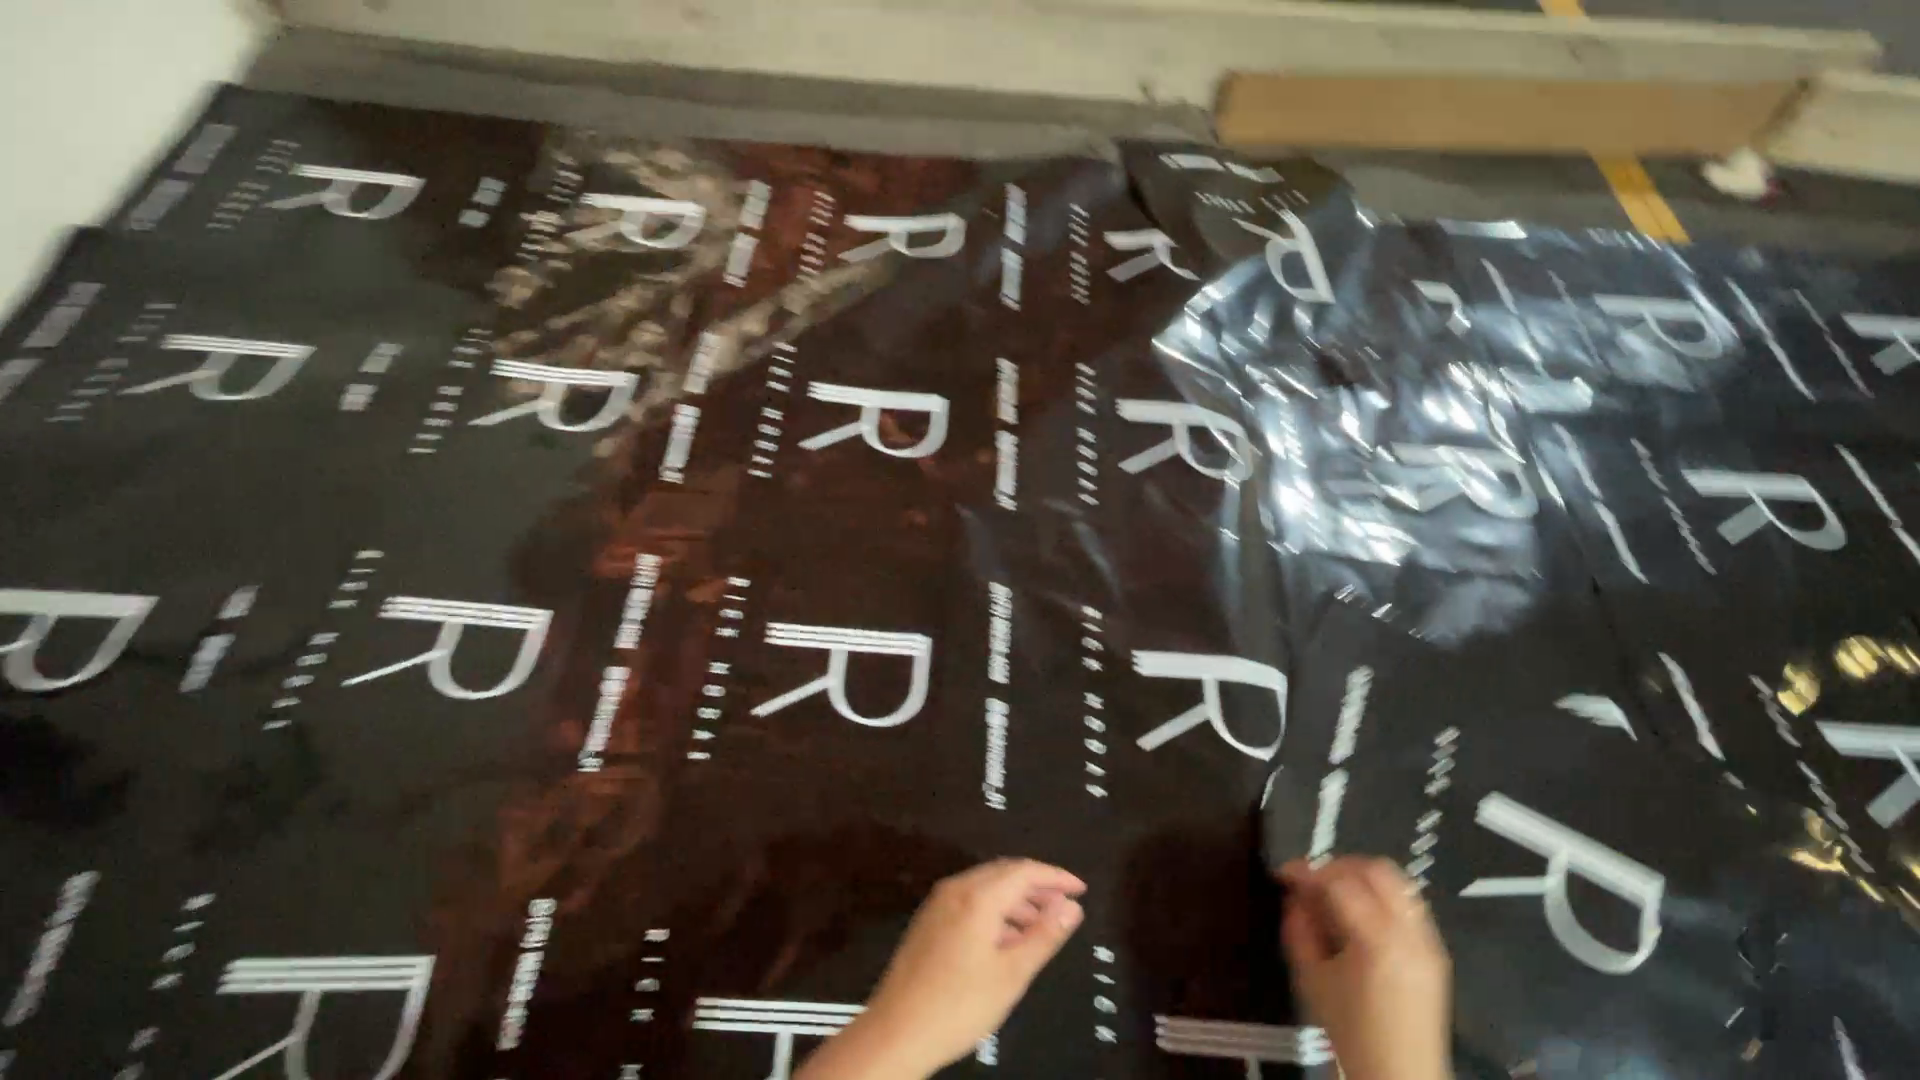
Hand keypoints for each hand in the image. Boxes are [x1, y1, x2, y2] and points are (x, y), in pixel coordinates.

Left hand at [795, 858, 1085, 1079]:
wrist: (896, 1032)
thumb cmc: (960, 1004)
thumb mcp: (1011, 974)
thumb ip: (1044, 935)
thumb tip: (1072, 906)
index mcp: (978, 896)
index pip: (1024, 871)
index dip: (1056, 877)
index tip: (1081, 889)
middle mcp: (956, 890)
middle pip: (1004, 873)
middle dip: (1037, 886)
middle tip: (1065, 907)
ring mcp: (938, 904)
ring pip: (986, 887)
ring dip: (1016, 900)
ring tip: (1042, 927)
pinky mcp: (929, 922)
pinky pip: (970, 901)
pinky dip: (995, 911)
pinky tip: (1007, 939)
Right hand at [1278, 856, 1452, 1079]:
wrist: (1402, 1077)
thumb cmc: (1351, 1033)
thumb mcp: (1312, 980)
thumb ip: (1299, 929)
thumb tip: (1295, 896)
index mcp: (1377, 942)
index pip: (1339, 883)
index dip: (1307, 871)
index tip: (1284, 874)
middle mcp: (1410, 934)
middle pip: (1377, 870)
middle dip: (1338, 866)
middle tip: (1313, 880)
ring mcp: (1429, 941)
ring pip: (1398, 882)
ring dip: (1362, 878)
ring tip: (1335, 895)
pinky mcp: (1437, 951)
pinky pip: (1408, 905)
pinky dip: (1381, 897)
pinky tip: (1360, 917)